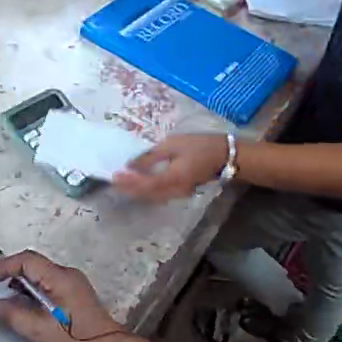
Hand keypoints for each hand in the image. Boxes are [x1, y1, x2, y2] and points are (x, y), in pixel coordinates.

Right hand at [0, 250, 126, 341]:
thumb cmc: (72, 338)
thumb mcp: (38, 330)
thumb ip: (13, 315)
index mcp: (59, 277)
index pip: (28, 259)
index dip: (5, 266)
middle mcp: (67, 273)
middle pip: (34, 263)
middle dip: (12, 274)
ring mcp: (73, 281)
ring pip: (41, 273)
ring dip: (22, 282)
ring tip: (7, 300)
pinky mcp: (74, 291)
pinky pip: (49, 281)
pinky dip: (33, 289)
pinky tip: (26, 306)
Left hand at [112, 133, 229, 201]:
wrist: (227, 155)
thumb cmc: (201, 145)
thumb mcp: (174, 144)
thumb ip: (152, 156)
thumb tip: (131, 164)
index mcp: (173, 178)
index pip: (145, 185)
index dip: (129, 182)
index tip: (114, 176)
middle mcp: (175, 191)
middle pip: (147, 195)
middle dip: (129, 189)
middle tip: (114, 180)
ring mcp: (179, 194)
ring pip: (153, 197)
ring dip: (137, 191)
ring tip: (123, 182)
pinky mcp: (182, 192)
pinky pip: (160, 195)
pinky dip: (147, 191)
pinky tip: (139, 184)